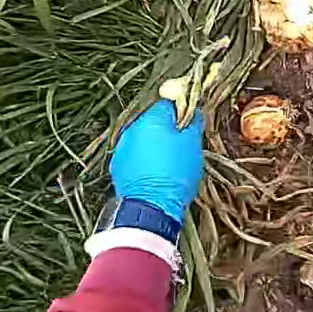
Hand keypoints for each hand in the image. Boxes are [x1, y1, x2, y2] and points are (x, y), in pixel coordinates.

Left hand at [109, 99, 204, 223]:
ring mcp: (122, 149)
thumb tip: (194, 110)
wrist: (152, 207)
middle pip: (154, 122)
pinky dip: (145, 161)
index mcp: (151, 119)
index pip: (169, 104)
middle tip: (184, 146)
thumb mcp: (193, 145)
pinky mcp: (118, 167)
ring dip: (155, 146)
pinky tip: (156, 173)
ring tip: (170, 163)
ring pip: (144, 139)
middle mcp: (132, 129)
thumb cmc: (176, 172)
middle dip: (168, 131)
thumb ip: (193, 122)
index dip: (183, 113)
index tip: (191, 127)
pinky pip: (135, 156)